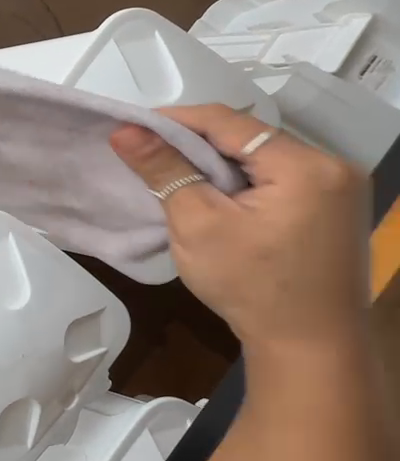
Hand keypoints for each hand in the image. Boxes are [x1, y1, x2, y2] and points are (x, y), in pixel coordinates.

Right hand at [109, 104, 370, 359]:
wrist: (308, 340)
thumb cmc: (250, 282)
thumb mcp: (196, 222)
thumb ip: (164, 170)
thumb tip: (126, 130)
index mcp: (305, 166)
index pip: (228, 121)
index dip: (172, 119)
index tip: (126, 130)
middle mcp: (331, 167)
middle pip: (246, 136)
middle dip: (190, 141)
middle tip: (141, 155)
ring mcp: (335, 187)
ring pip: (257, 156)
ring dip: (210, 161)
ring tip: (167, 175)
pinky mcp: (329, 206)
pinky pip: (272, 176)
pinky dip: (233, 178)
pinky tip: (207, 195)